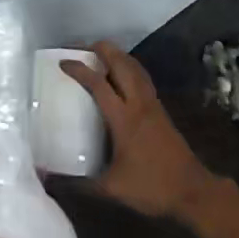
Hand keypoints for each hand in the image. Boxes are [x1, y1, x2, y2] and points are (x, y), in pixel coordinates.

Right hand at [61, 41, 216, 219]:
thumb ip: (78, 183)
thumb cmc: (150, 187)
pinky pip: (143, 78)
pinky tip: (122, 77)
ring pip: (135, 68)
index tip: (62, 63)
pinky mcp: (161, 110)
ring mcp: (153, 104)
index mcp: (124, 118)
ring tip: (101, 54)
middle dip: (103, 49)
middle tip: (83, 47)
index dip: (80, 70)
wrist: (191, 190)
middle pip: (122, 64)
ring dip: (118, 56)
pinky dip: (130, 68)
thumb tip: (47, 178)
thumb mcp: (111, 188)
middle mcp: (139, 103)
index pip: (99, 84)